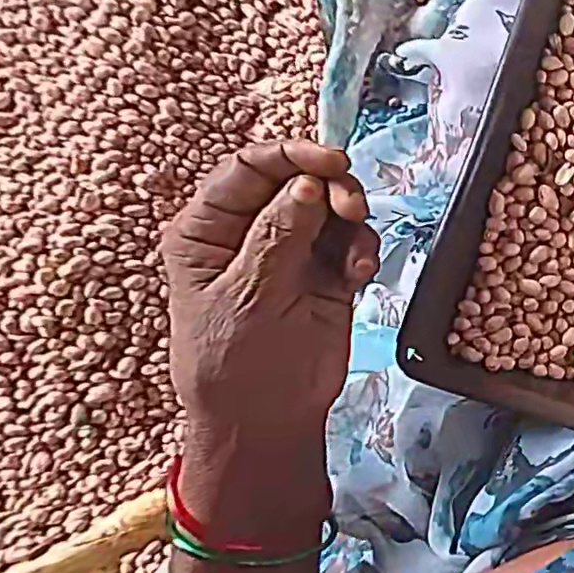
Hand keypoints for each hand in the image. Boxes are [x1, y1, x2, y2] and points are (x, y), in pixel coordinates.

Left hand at [161, 141, 379, 527]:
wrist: (267, 416)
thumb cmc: (235, 360)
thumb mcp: (248, 294)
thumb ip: (278, 236)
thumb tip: (307, 184)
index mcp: (211, 228)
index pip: (250, 169)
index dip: (293, 156)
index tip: (335, 162)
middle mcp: (254, 232)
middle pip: (299, 182)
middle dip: (332, 189)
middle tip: (353, 210)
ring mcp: (294, 252)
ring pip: (333, 210)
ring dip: (353, 223)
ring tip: (357, 259)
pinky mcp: (328, 274)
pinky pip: (352, 244)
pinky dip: (362, 252)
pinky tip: (360, 276)